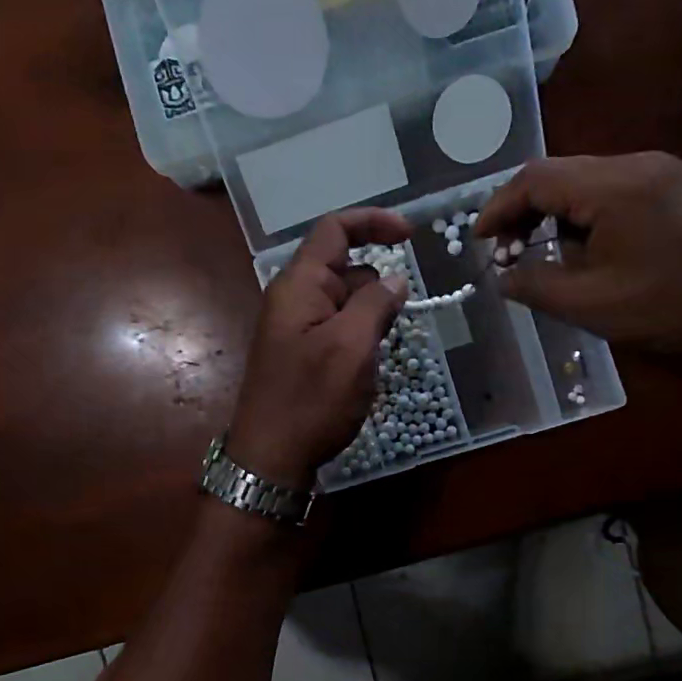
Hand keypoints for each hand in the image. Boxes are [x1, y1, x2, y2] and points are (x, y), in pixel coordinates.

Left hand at [225, 209, 412, 489]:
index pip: (334, 230)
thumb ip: (375, 304)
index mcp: (298, 285)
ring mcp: (294, 329)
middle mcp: (292, 300)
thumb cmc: (311, 400)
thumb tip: (394, 280)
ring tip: (370, 361)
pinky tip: (360, 374)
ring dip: (369, 321)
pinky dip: (357, 342)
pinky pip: (336, 332)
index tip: (411, 237)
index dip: (373, 223)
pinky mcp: (300, 355)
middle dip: (375, 290)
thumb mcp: (352, 347)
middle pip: (344, 269)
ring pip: (345, 304)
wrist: (270, 457)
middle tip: (386, 331)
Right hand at [475, 153, 681, 372]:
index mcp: (612, 184)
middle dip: (523, 213)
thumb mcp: (590, 303)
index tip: (477, 242)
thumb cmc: (674, 303)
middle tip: (505, 254)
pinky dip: (586, 219)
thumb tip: (502, 277)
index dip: (497, 208)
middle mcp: (639, 165)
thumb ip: (535, 285)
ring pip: (589, 184)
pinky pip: (618, 194)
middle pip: (561, 175)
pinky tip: (587, 254)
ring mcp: (668, 175)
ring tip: (541, 258)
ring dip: (555, 217)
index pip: (535, 179)